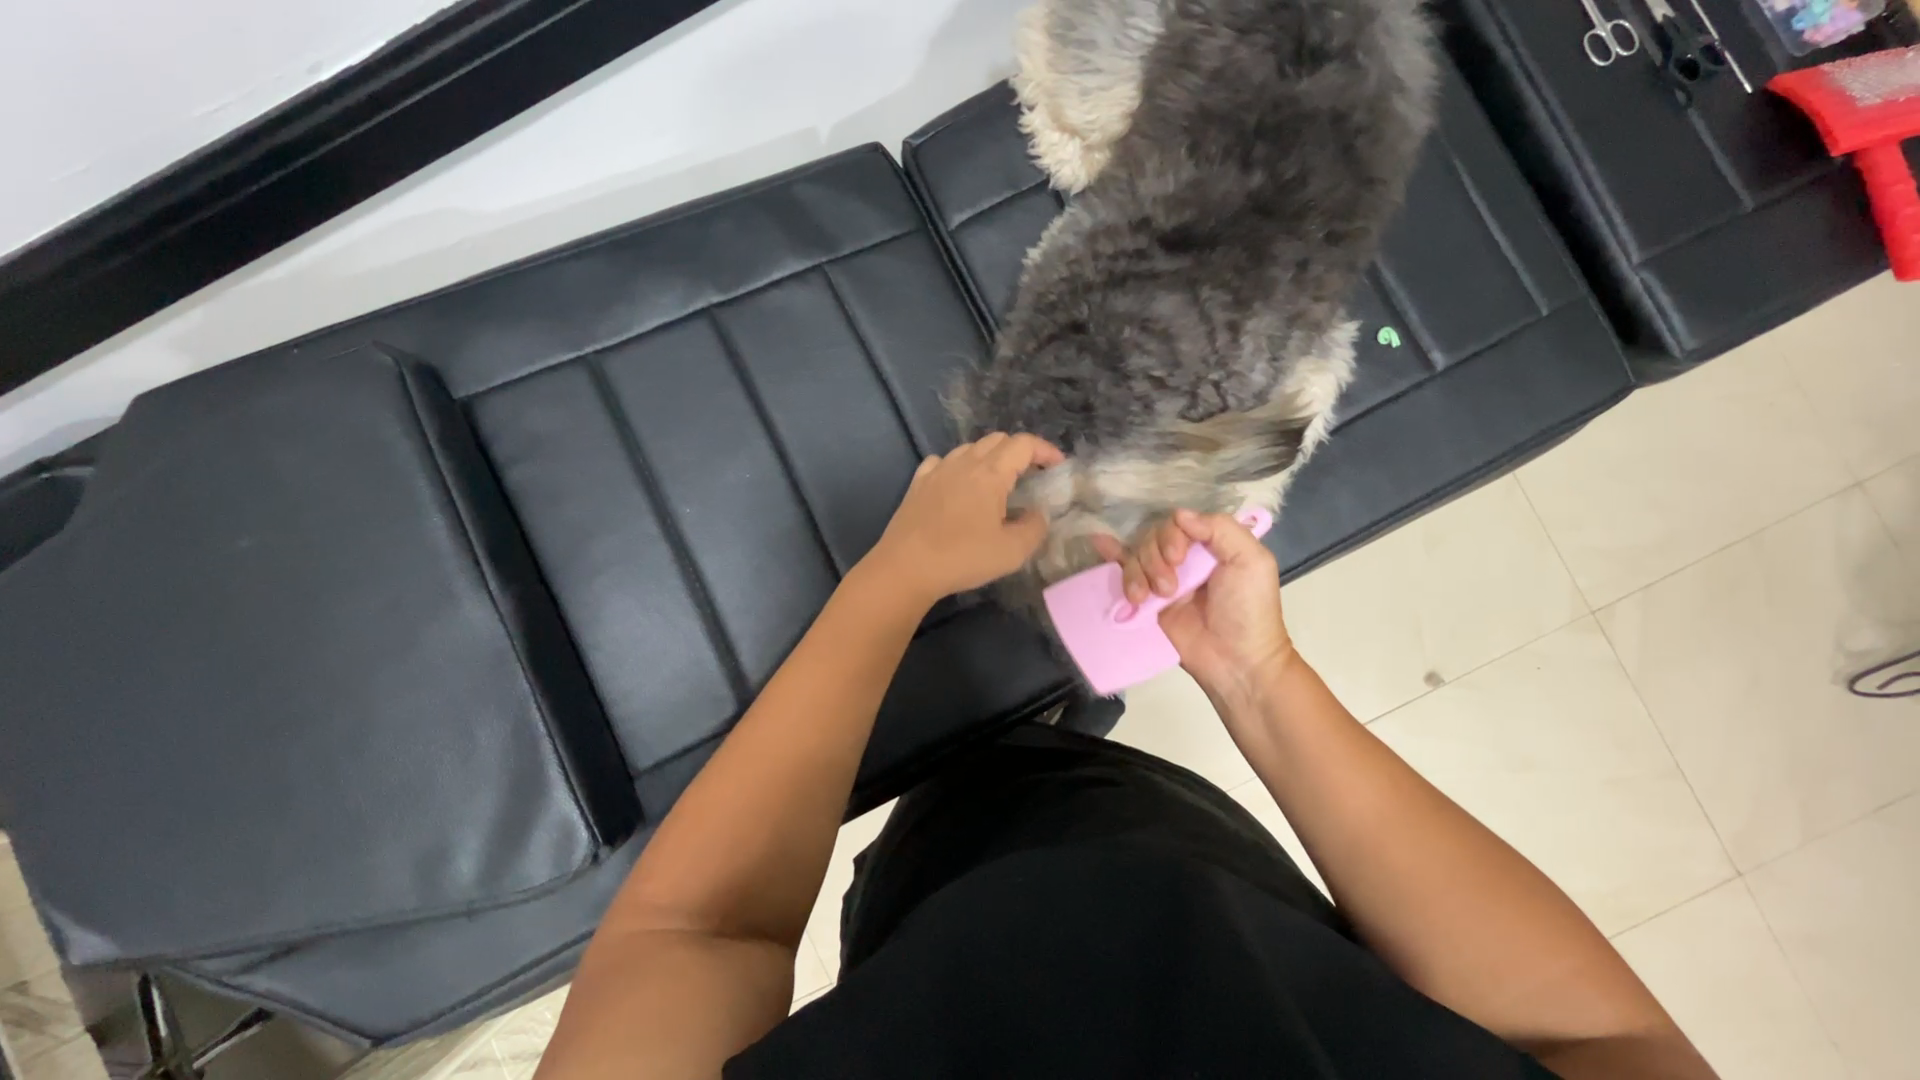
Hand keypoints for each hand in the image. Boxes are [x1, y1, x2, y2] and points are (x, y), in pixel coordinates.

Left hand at [860, 433, 1065, 605]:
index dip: (1045, 450)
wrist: (905, 568)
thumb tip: (1038, 514)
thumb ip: (1034, 528)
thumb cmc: (962, 558)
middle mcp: (964, 463)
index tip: (1057, 466)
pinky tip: (959, 485)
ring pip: (969, 448)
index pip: (1023, 444)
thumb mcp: (1012, 552)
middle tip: (1031, 475)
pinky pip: (942, 461)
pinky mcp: (917, 483)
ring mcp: (937, 470)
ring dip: (989, 457)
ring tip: (997, 482)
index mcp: (990, 474)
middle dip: (1020, 451)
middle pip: (997, 440)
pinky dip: (959, 466)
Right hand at [1093, 510, 1293, 705]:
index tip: (1179, 557)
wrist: (1236, 661)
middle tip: (1169, 587)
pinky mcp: (1147, 602)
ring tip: (1149, 599)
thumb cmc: (1249, 610)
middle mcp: (1186, 557)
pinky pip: (1123, 574)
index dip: (1172, 535)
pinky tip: (1098, 544)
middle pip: (1152, 537)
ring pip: (1136, 557)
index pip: (1178, 522)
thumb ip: (1221, 529)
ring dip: (1137, 573)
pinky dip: (1110, 556)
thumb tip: (1179, 515)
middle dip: (1154, 559)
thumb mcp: (1251, 561)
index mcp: (1211, 544)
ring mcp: (1164, 580)